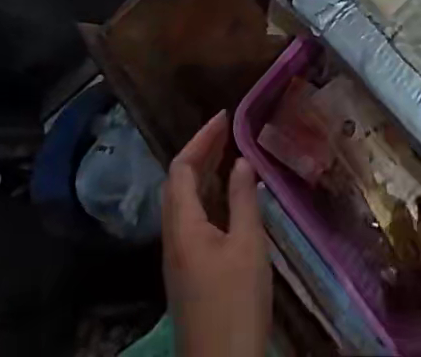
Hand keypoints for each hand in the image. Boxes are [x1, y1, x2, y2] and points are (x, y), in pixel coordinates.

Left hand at [162, 112, 270, 356]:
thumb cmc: (236, 303)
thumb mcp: (248, 246)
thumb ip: (244, 200)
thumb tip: (242, 161)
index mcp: (182, 227)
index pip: (181, 168)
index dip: (200, 139)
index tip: (224, 117)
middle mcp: (173, 237)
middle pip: (177, 183)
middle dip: (200, 152)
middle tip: (227, 130)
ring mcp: (179, 257)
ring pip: (183, 202)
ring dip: (202, 173)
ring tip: (228, 154)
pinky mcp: (188, 272)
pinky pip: (191, 219)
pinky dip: (207, 196)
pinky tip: (228, 198)